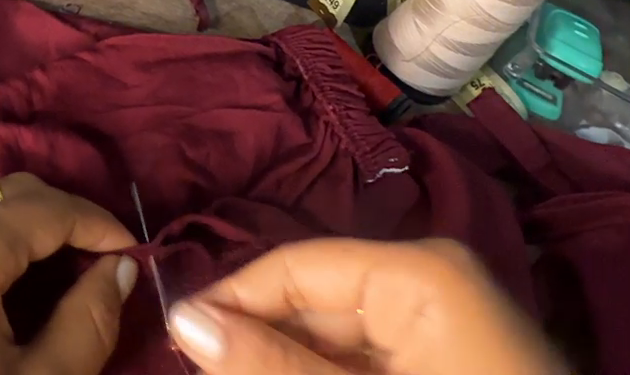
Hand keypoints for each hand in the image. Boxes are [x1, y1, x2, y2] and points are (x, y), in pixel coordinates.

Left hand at [0, 173, 139, 374]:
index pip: (53, 208)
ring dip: (34, 223)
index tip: (140, 256)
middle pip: (19, 192)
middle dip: (69, 220)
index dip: (102, 227)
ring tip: (71, 269)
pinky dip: (1, 231)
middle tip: (108, 266)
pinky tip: (23, 272)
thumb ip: (87, 319)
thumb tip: (120, 269)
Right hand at [165, 238, 564, 374]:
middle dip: (262, 344)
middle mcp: (431, 280)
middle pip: (313, 302)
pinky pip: (369, 361)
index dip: (231, 300)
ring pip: (336, 338)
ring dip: (289, 365)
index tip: (178, 341)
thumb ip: (273, 366)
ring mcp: (446, 325)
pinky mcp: (451, 362)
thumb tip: (181, 317)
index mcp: (419, 273)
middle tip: (207, 373)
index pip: (293, 266)